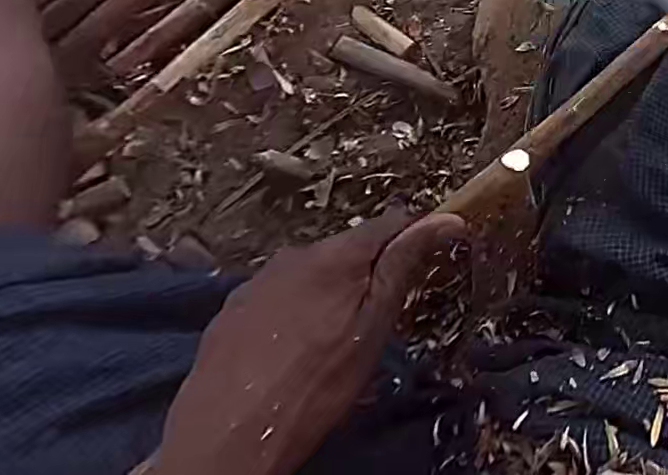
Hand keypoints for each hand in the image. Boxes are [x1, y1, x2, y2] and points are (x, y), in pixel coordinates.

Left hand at [149, 211, 465, 474]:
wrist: (220, 450)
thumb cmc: (317, 383)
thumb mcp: (376, 322)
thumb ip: (405, 262)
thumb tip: (447, 217)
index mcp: (336, 253)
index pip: (393, 220)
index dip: (415, 237)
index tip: (425, 264)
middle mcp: (294, 255)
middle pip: (351, 247)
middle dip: (370, 269)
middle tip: (376, 314)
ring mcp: (254, 284)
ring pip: (314, 272)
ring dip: (331, 289)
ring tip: (332, 336)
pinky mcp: (227, 315)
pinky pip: (279, 296)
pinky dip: (295, 309)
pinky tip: (292, 348)